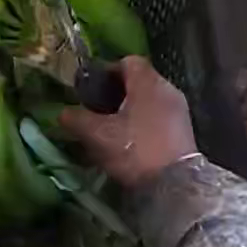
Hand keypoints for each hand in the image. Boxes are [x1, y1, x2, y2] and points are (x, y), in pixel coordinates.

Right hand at [59, 56, 197, 186]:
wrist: (173, 184)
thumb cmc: (134, 150)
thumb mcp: (97, 135)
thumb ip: (77, 119)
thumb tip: (63, 113)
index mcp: (147, 83)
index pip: (128, 61)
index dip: (107, 71)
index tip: (91, 89)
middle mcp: (167, 89)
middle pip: (139, 81)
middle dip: (116, 93)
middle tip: (97, 111)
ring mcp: (179, 110)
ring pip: (149, 100)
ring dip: (129, 110)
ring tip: (111, 130)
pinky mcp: (183, 130)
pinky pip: (158, 116)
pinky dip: (143, 123)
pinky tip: (130, 142)